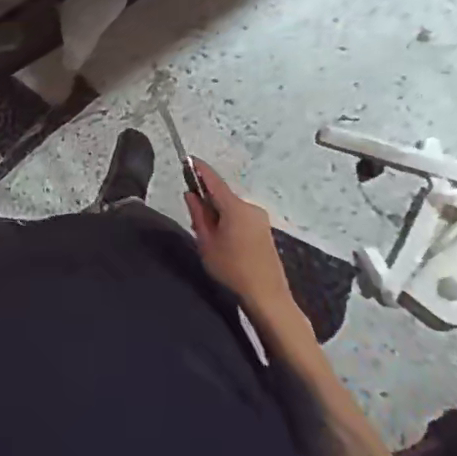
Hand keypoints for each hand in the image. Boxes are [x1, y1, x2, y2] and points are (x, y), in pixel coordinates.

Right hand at [185, 159, 296, 322]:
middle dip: (207, 200)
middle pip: (223, 196)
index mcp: (235, 208)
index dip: (200, 169)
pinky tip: (224, 242)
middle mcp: (250, 207)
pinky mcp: (264, 230)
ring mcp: (260, 218)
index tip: (188, 159)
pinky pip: (241, 217)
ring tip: (209, 237)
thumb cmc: (232, 270)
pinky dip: (229, 221)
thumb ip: (198, 215)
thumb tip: (191, 194)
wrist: (268, 296)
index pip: (214, 181)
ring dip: (219, 213)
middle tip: (194, 218)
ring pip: (232, 208)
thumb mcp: (207, 243)